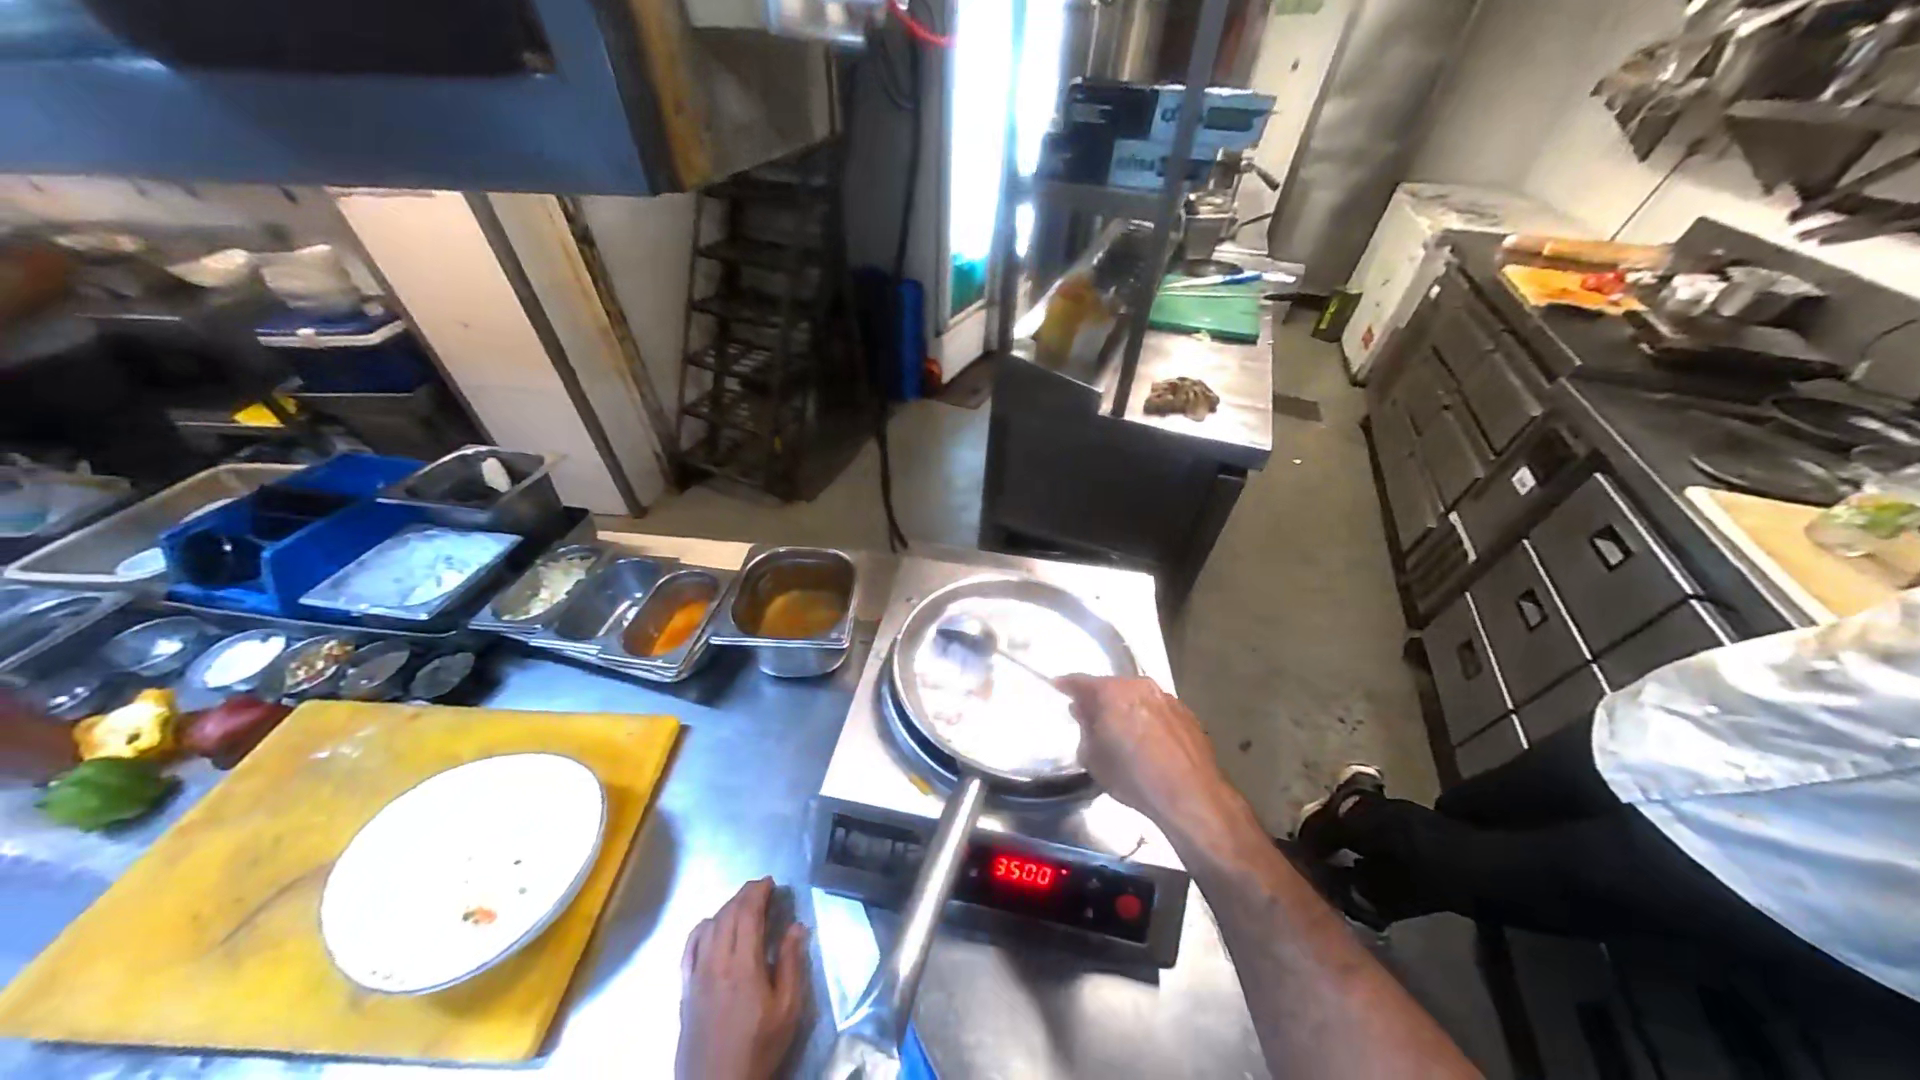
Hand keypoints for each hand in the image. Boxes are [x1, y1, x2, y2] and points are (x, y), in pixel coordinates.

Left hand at [676, 877, 808, 1079]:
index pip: (747, 913)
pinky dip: (702, 928)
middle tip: (761, 888)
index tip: (771, 882)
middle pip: (727, 915)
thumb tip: (796, 926)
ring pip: (708, 927)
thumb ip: (791, 964)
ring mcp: (696, 976)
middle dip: (744, 895)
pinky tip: (710, 927)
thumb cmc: (759, 1048)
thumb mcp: (787, 1010)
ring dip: (726, 908)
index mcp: (743, 965)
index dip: (758, 892)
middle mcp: (716, 963)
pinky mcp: (684, 990)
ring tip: (742, 905)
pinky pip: (689, 948)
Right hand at [1054, 675, 1245, 845]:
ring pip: (1136, 696)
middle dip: (1098, 698)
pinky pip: (1157, 709)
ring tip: (1121, 729)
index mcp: (1111, 692)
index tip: (1058, 687)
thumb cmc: (1132, 777)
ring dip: (1125, 707)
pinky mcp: (1187, 713)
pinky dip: (1148, 718)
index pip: (1080, 681)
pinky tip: (1149, 740)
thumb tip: (1085, 714)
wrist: (1190, 795)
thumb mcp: (1093, 758)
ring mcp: (1166, 697)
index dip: (1066, 685)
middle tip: (1089, 715)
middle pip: (1111, 686)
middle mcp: (1139, 686)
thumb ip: (1085, 729)